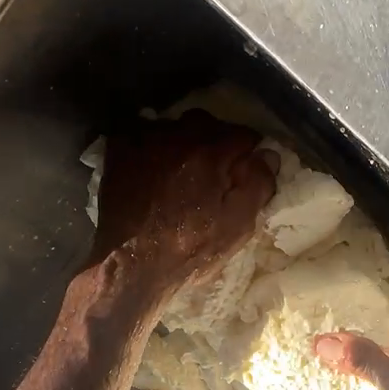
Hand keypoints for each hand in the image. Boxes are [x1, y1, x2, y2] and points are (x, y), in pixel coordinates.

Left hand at [90, 111, 278, 307]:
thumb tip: (268, 154)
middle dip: (218, 146)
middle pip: (210, 125)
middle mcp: (178, 135)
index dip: (250, 156)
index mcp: (211, 152)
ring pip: (177, 127)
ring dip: (186, 144)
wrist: (131, 264)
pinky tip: (155, 168)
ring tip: (184, 175)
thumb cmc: (189, 250)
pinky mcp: (120, 148)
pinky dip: (155, 144)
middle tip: (216, 178)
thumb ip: (257, 184)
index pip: (244, 135)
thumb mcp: (237, 226)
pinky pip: (145, 131)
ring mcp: (145, 138)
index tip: (246, 175)